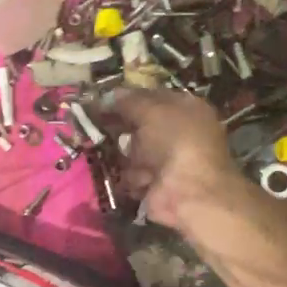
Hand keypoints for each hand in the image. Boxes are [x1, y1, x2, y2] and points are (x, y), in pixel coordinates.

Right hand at [107, 89, 241, 227]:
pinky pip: (133, 175)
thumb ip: (129, 101)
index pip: (152, 97)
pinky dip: (133, 177)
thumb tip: (110, 95)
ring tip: (122, 155)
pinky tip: (141, 178)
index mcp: (186, 109)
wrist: (189, 191)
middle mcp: (178, 133)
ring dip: (126, 155)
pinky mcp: (156, 185)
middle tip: (97, 125)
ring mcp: (168, 161)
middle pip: (141, 126)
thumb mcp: (151, 111)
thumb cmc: (175, 141)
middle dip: (121, 127)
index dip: (129, 98)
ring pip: (133, 152)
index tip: (103, 101)